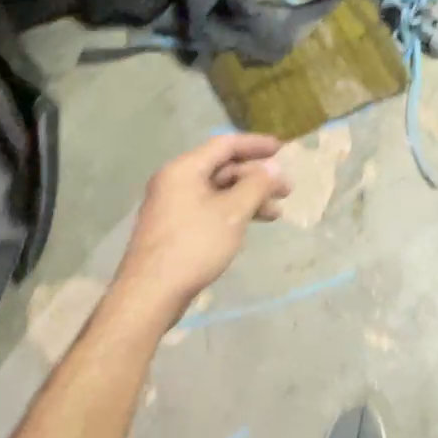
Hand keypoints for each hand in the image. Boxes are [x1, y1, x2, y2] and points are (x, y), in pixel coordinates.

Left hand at [116, 133, 290, 318]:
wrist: (151, 293)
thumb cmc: (194, 245)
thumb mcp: (232, 213)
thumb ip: (256, 185)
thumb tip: (274, 167)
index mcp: (184, 169)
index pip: (225, 144)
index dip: (256, 145)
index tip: (283, 150)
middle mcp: (176, 180)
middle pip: (222, 167)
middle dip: (256, 176)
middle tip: (286, 189)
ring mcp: (173, 204)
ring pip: (218, 191)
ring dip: (248, 197)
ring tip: (276, 213)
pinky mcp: (175, 227)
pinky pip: (209, 208)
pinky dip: (233, 211)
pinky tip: (251, 224)